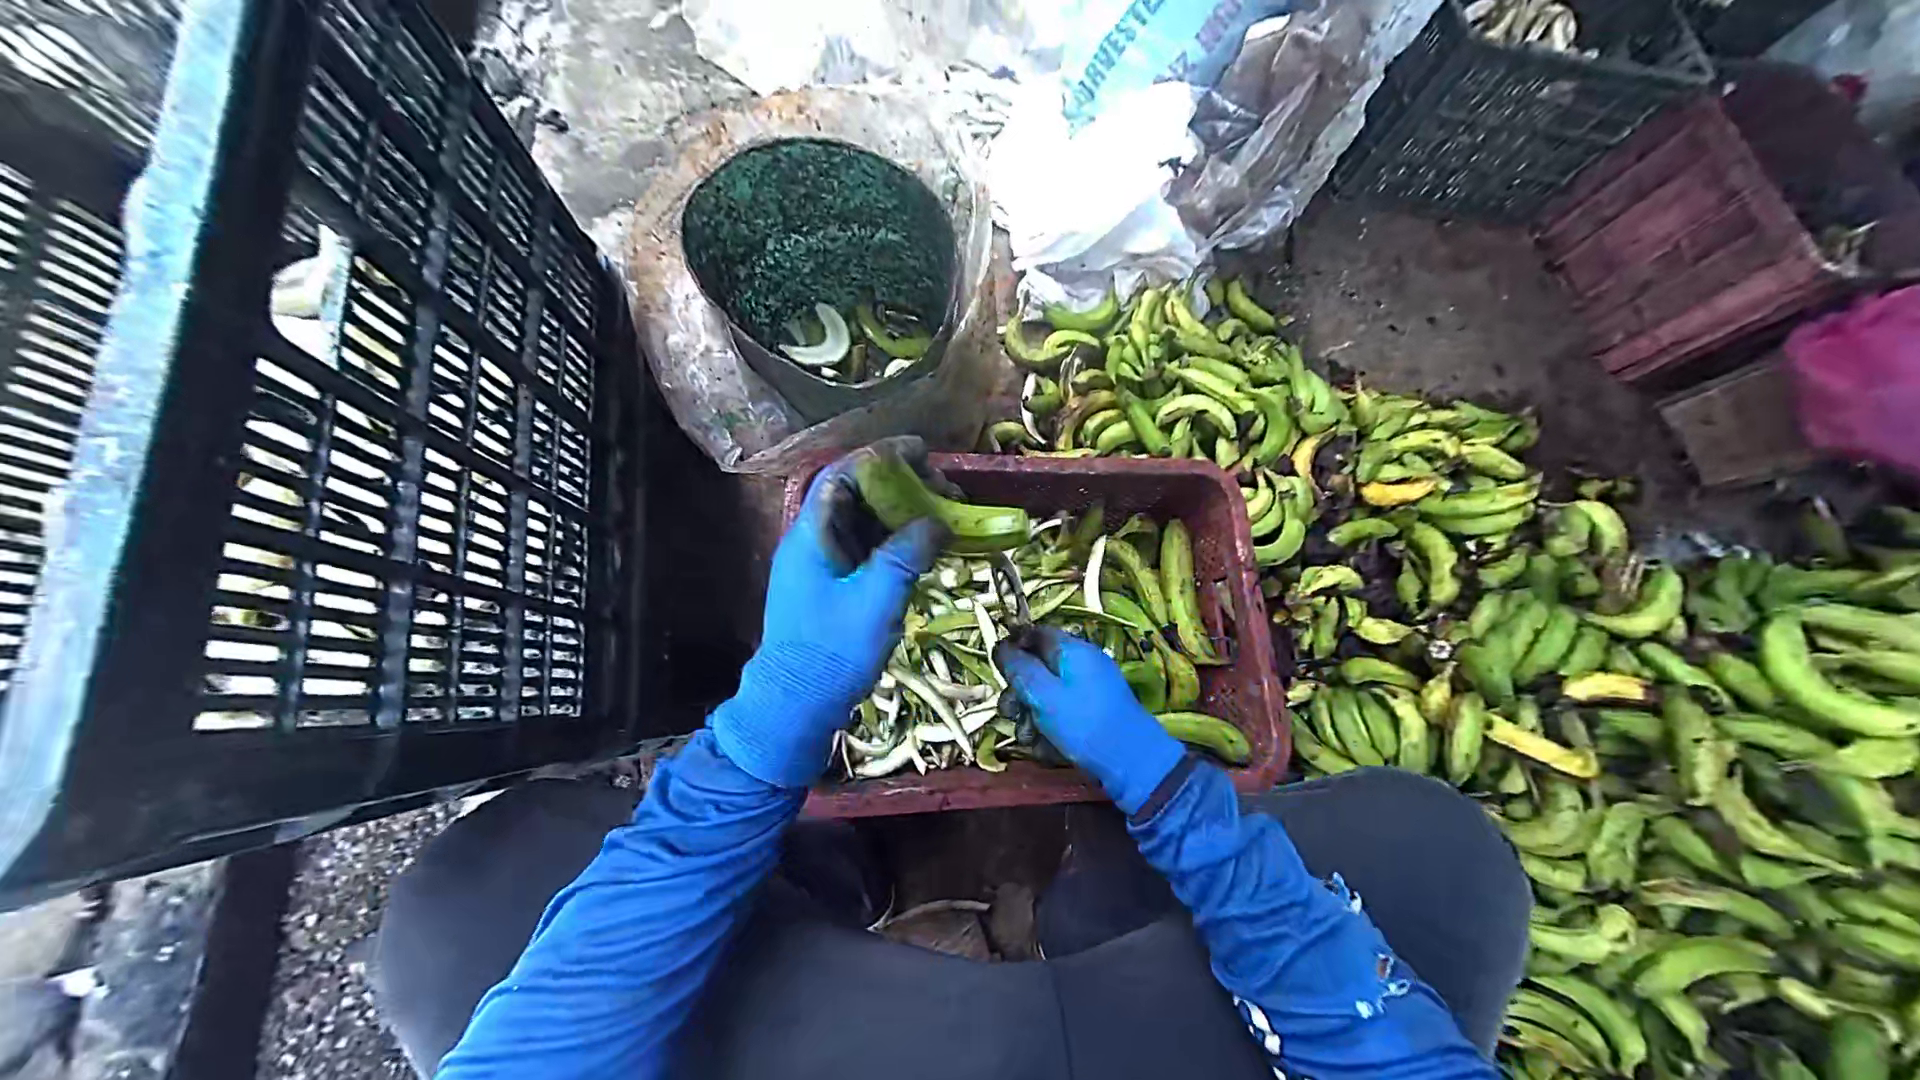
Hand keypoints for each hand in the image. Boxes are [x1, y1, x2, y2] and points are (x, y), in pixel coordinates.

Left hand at [711, 437, 947, 787]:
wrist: (797, 705)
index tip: (922, 453)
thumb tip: (939, 522)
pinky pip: (869, 550)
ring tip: (944, 517)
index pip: (844, 475)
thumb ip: (907, 555)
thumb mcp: (876, 600)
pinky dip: (897, 543)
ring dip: (903, 515)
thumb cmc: (832, 651)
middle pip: (858, 495)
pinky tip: (925, 549)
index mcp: (812, 535)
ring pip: (866, 523)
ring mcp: (824, 565)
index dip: (882, 456)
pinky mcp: (835, 587)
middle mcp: (814, 542)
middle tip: (944, 492)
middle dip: (902, 487)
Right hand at [995, 627, 1185, 814]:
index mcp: (1073, 651)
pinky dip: (1049, 731)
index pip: (1036, 633)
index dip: (1013, 646)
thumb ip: (1019, 668)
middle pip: (1037, 668)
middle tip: (1011, 712)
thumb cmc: (1084, 723)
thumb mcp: (1044, 694)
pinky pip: (1060, 715)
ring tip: (1030, 738)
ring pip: (1044, 696)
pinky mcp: (1090, 716)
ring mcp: (1087, 692)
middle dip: (1018, 692)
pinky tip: (1047, 749)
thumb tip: (1000, 646)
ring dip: (1030, 717)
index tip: (999, 669)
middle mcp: (1081, 666)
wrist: (1133, 764)